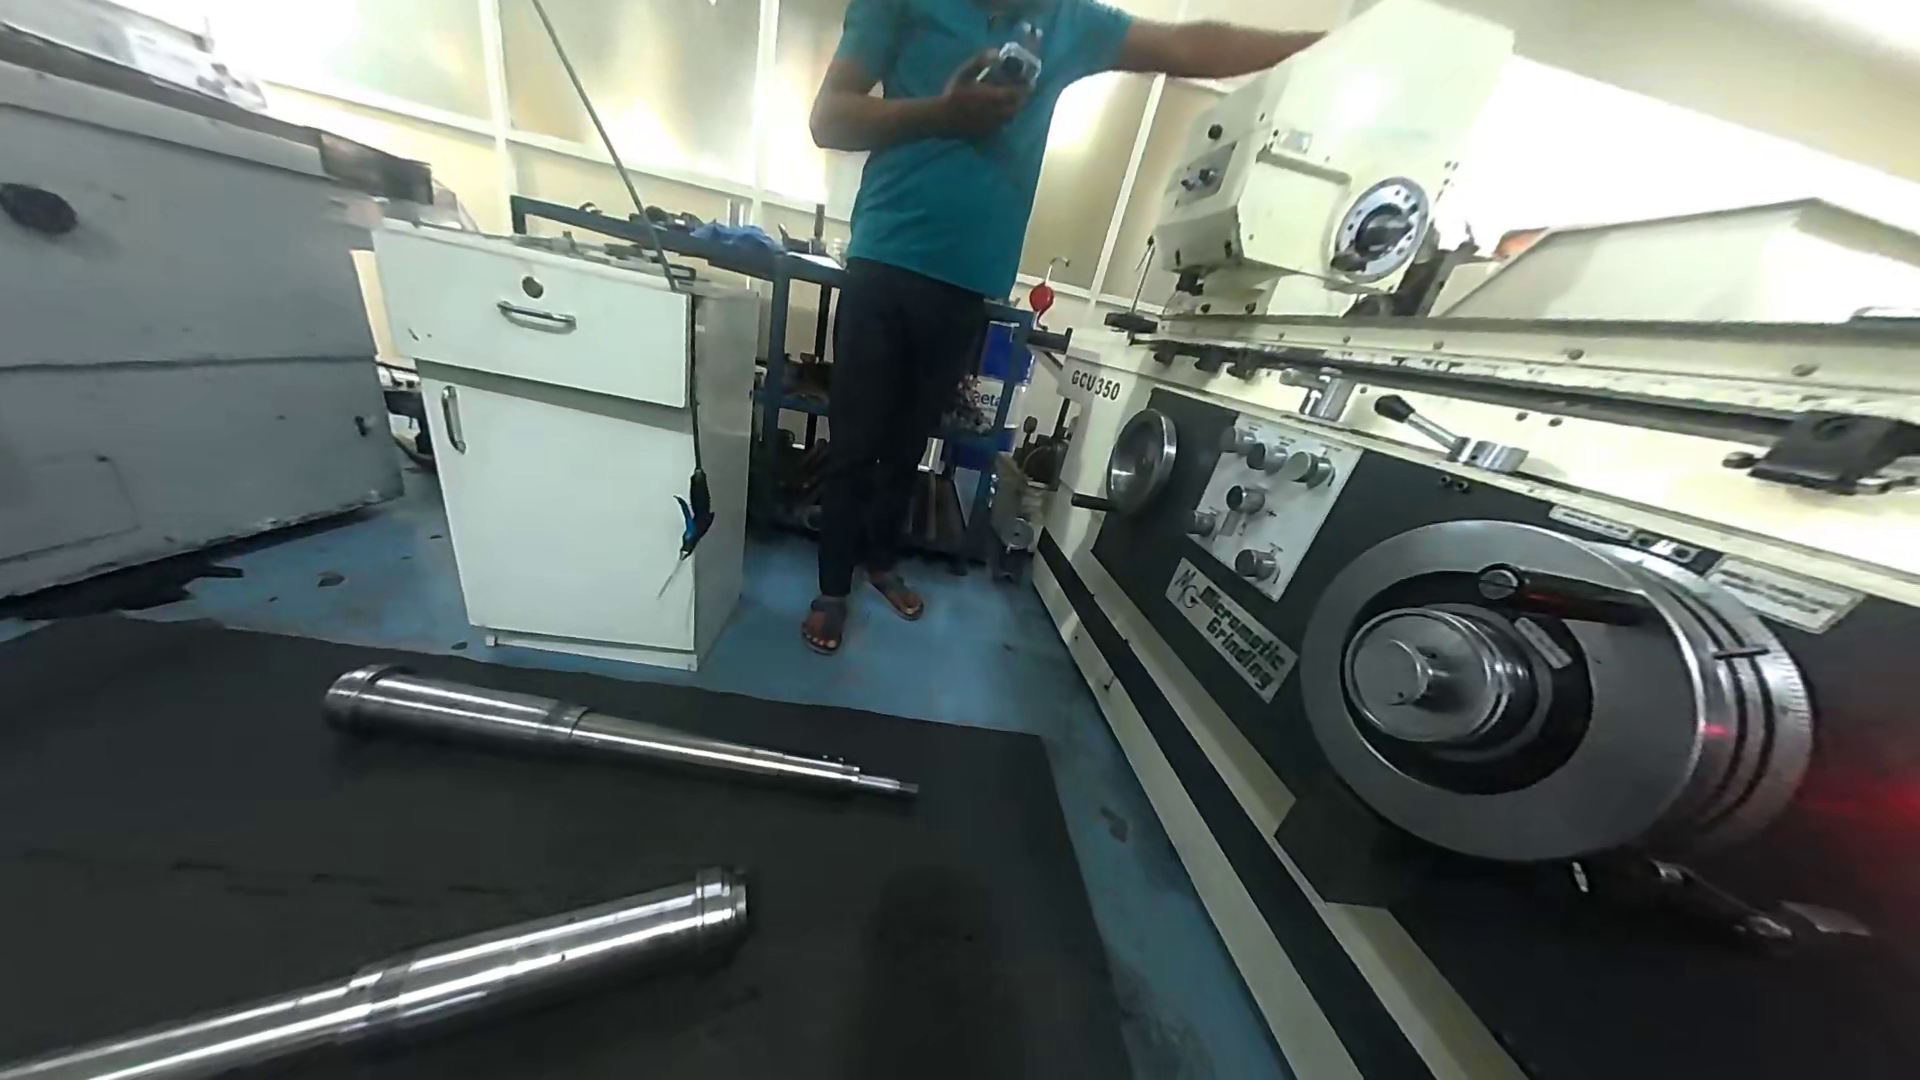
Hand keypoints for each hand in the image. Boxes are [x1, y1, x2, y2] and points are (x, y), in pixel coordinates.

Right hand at [938, 49, 1028, 138]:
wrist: (944, 118)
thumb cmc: (954, 94)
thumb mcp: (965, 72)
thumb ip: (981, 61)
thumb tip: (996, 52)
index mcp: (993, 97)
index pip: (1016, 94)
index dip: (1025, 88)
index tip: (1030, 82)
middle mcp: (996, 113)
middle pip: (1016, 108)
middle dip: (1022, 100)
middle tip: (1024, 92)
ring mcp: (992, 125)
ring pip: (1010, 118)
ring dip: (1014, 109)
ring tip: (1014, 102)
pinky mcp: (986, 132)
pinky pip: (1001, 126)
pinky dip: (1006, 118)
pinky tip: (1002, 113)